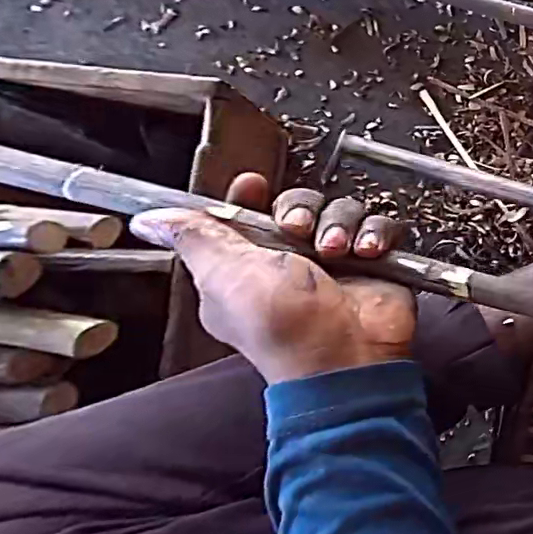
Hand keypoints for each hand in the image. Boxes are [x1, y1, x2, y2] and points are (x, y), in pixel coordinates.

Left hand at [129, 176, 414, 382]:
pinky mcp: (376, 262)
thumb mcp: (227, 275)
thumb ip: (198, 239)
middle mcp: (294, 259)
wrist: (345, 350)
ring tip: (338, 250)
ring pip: (344, 211)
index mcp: (248, 264)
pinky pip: (382, 227)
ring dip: (342, 224)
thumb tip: (151, 219)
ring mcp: (338, 260)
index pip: (247, 215)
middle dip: (302, 210)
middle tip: (301, 230)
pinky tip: (367, 252)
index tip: (253, 183)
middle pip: (301, 204)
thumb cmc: (282, 324)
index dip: (250, 196)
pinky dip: (376, 234)